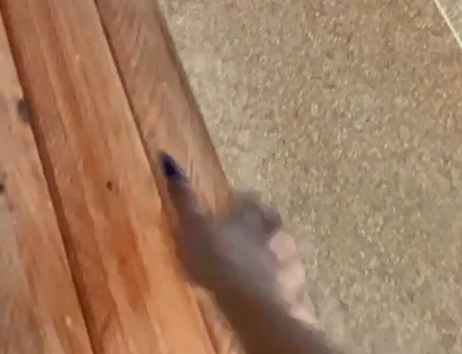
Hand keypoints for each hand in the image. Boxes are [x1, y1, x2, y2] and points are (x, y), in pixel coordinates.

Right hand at [161, 155, 316, 327]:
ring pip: (291, 255)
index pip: (253, 202)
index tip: (242, 198)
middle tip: (263, 227)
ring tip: (274, 260)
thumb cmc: (216, 258)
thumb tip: (167, 158)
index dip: (248, 200)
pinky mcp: (293, 297)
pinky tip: (280, 294)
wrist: (250, 305)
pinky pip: (294, 289)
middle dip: (272, 225)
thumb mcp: (192, 225)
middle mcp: (273, 239)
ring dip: (284, 255)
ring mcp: (287, 269)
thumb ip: (183, 196)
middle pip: (278, 226)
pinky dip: (287, 288)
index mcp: (248, 220)